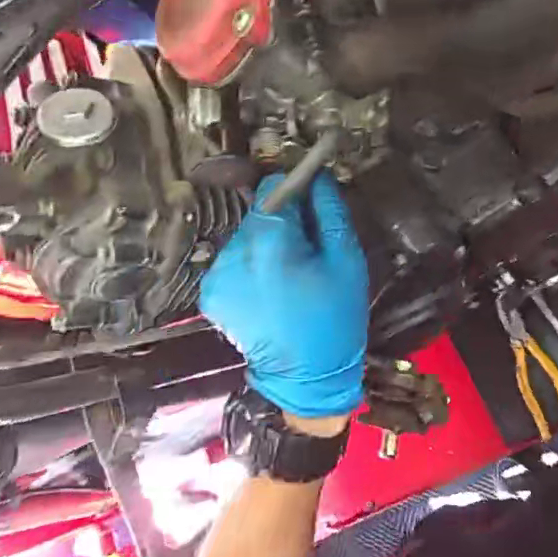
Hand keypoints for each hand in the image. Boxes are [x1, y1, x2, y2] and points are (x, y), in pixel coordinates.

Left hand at [200, 173, 368, 417]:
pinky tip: (272, 289)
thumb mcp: (347, 260)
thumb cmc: (336, 318)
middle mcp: (232, 253)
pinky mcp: (210, 294)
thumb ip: (331, 212)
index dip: (297, 188)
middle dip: (285, 222)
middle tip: (310, 249)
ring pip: (246, 237)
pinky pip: (234, 262)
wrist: (307, 378)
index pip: (272, 186)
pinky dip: (253, 267)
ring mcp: (215, 276)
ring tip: (292, 274)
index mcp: (269, 243)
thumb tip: (318, 177)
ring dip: (268, 244)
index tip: (315, 202)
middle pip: (258, 213)